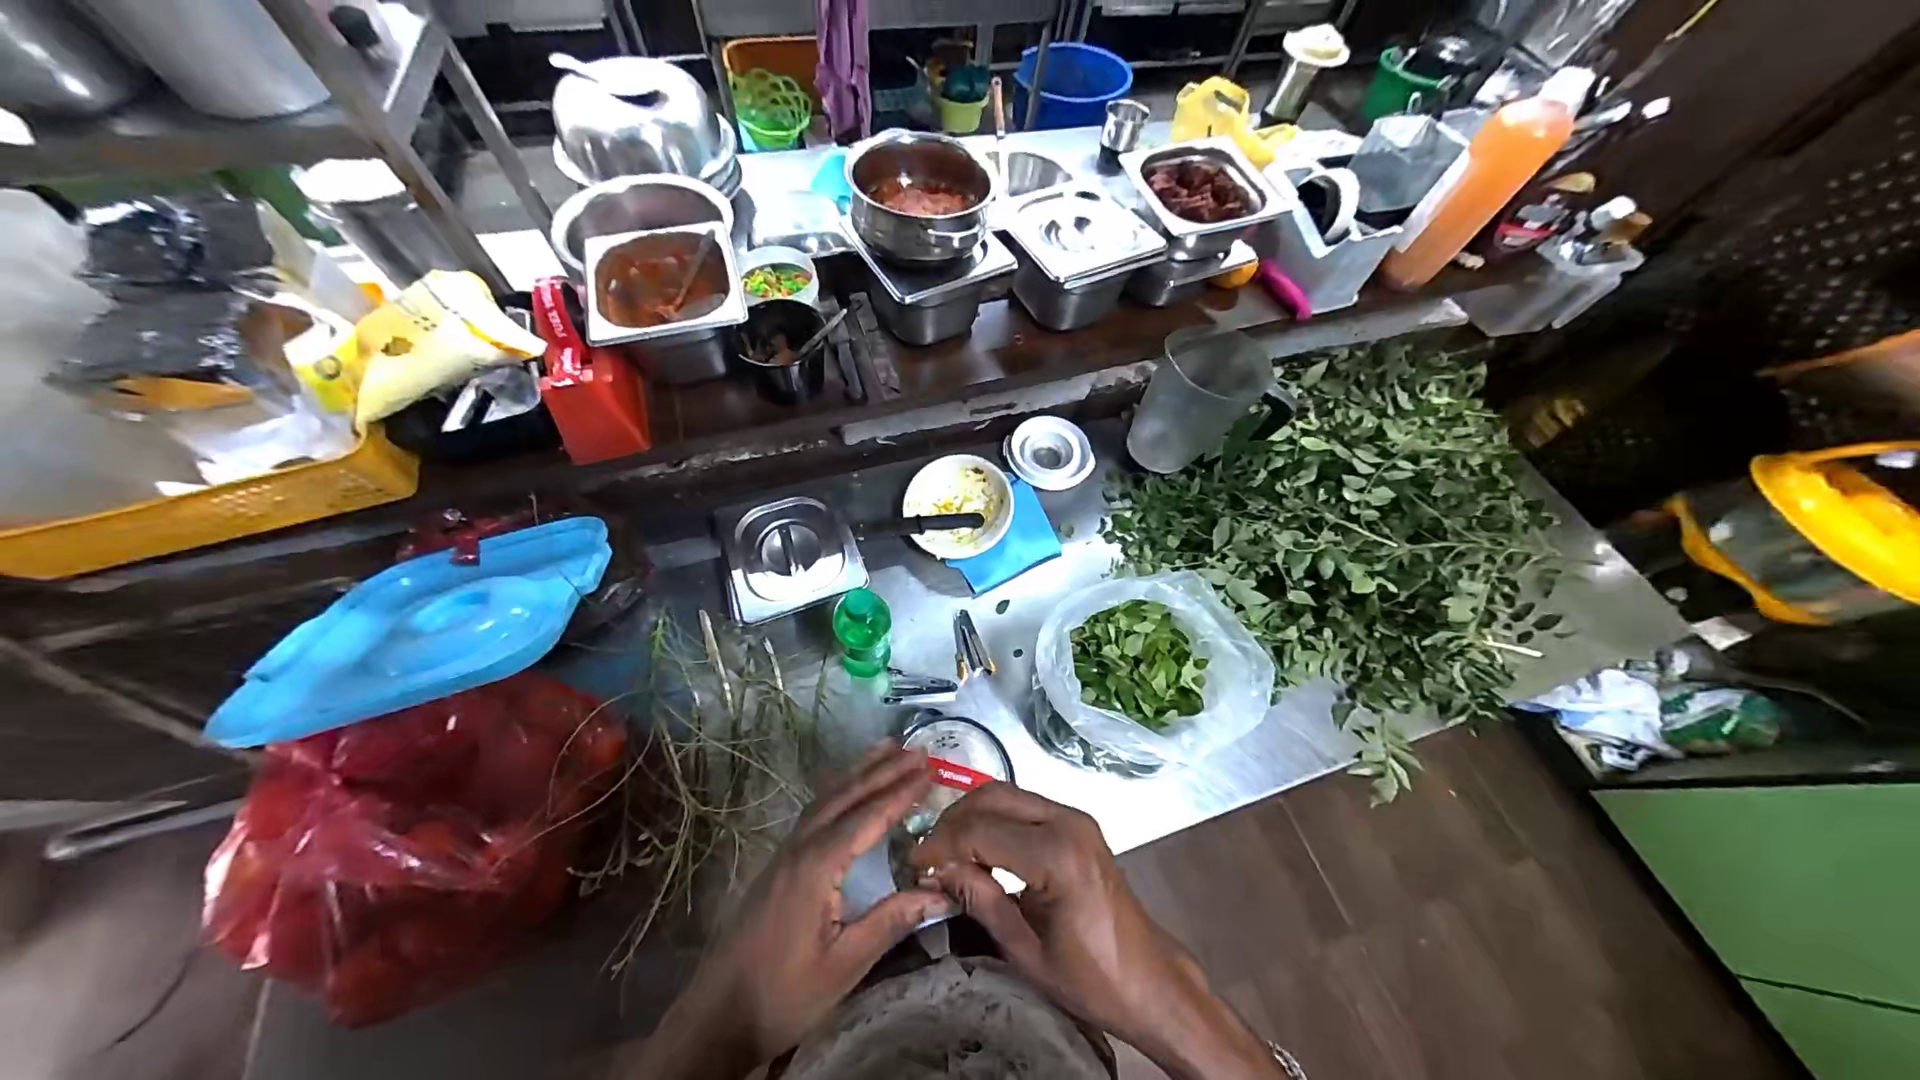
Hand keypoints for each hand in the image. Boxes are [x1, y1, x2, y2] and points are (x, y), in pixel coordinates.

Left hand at [626, 742, 951, 1079]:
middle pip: (846, 796)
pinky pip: (815, 809)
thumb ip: (891, 921)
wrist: (718, 1013)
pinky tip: (848, 786)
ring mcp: (786, 851)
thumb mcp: (844, 965)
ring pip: (827, 797)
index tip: (929, 770)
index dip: (900, 793)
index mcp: (816, 867)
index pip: (866, 818)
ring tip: (888, 747)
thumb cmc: (784, 993)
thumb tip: (941, 892)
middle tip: (918, 750)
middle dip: (883, 770)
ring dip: (859, 771)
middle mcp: (800, 847)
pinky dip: (839, 788)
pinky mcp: (780, 861)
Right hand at [911, 783, 1286, 1079]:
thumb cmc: (1091, 978)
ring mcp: (1075, 817)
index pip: (981, 830)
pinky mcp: (1077, 823)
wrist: (1150, 979)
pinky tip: (978, 848)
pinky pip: (1024, 805)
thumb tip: (937, 871)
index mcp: (1058, 855)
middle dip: (953, 821)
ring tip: (946, 853)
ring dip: (972, 816)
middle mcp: (1068, 821)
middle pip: (993, 797)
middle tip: (927, 855)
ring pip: (1007, 793)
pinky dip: (994, 818)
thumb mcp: (1026, 950)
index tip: (914, 865)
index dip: (941, 845)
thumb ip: (980, 901)